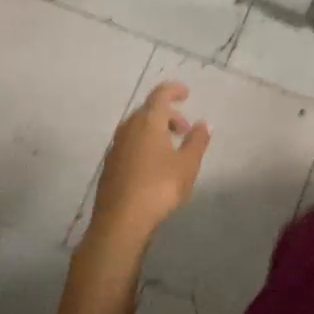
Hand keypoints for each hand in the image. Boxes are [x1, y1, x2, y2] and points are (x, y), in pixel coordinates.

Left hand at [94, 82, 210, 234]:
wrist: (119, 223)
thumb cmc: (158, 187)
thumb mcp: (187, 165)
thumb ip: (197, 141)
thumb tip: (204, 124)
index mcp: (148, 121)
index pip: (160, 94)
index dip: (174, 90)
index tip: (186, 94)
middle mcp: (128, 128)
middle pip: (148, 111)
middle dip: (168, 115)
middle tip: (184, 129)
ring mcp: (115, 148)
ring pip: (137, 128)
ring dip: (155, 131)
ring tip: (171, 148)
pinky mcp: (109, 167)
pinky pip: (129, 144)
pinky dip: (143, 144)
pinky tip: (153, 165)